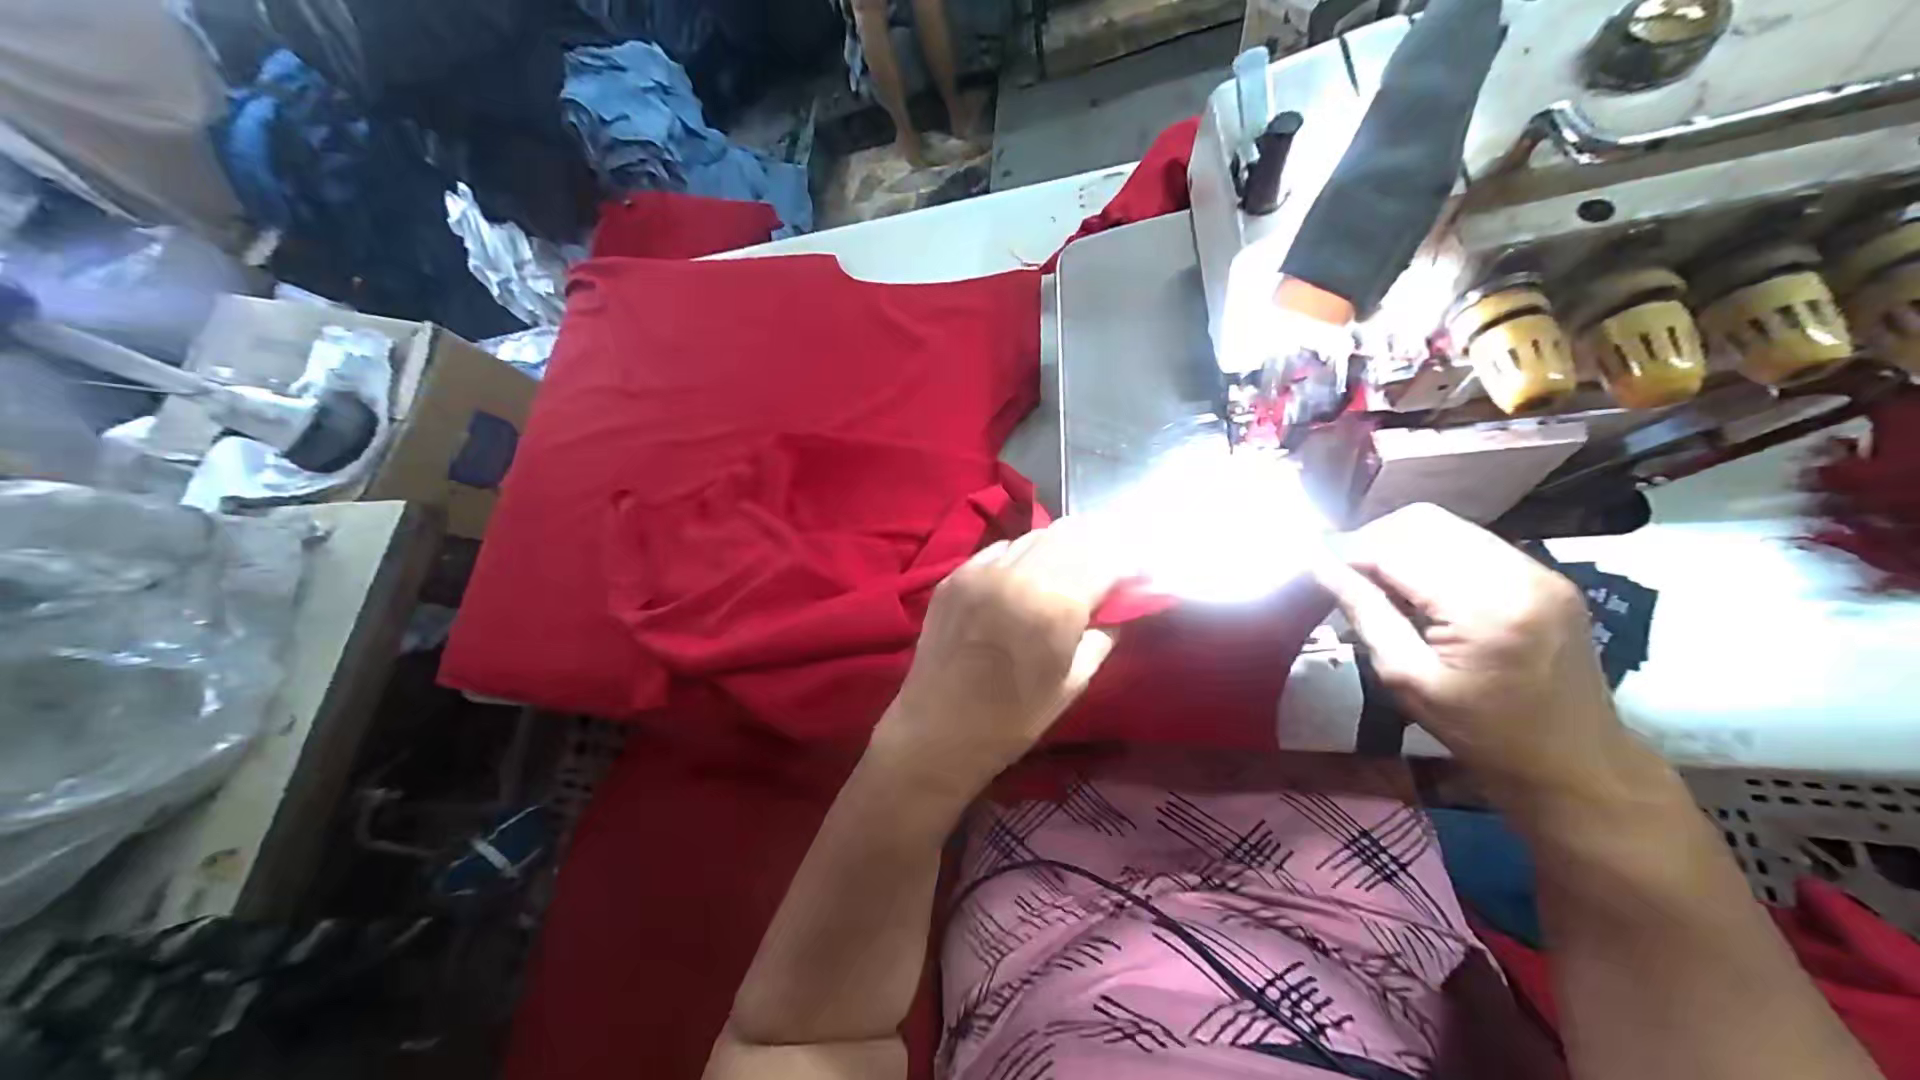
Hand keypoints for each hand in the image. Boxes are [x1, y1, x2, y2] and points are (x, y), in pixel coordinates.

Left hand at [871, 520, 1122, 801]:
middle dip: (1098, 546)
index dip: (1130, 565)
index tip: (1138, 577)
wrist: (937, 732)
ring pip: (1036, 534)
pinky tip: (1025, 580)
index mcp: (1053, 605)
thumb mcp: (1074, 682)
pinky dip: (1023, 556)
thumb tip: (1123, 604)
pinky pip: (1002, 549)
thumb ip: (1104, 633)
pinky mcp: (954, 575)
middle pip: (1072, 533)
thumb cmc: (1013, 719)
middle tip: (1106, 569)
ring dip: (1061, 547)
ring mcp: (980, 571)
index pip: (1107, 558)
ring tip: (1068, 572)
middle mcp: (1018, 575)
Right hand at [1314, 503, 1633, 802]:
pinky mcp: (1546, 576)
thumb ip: (1364, 613)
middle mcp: (1519, 575)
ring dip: (1400, 543)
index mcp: (1486, 608)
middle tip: (1344, 572)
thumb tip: (1320, 566)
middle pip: (1424, 524)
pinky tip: (1416, 585)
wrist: (1575, 763)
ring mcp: (1540, 571)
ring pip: (1447, 526)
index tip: (1313, 564)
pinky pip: (1472, 542)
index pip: (1396, 551)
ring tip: (1376, 579)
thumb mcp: (1407, 679)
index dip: (1346, 552)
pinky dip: (1432, 552)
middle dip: (1372, 539)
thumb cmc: (1482, 733)